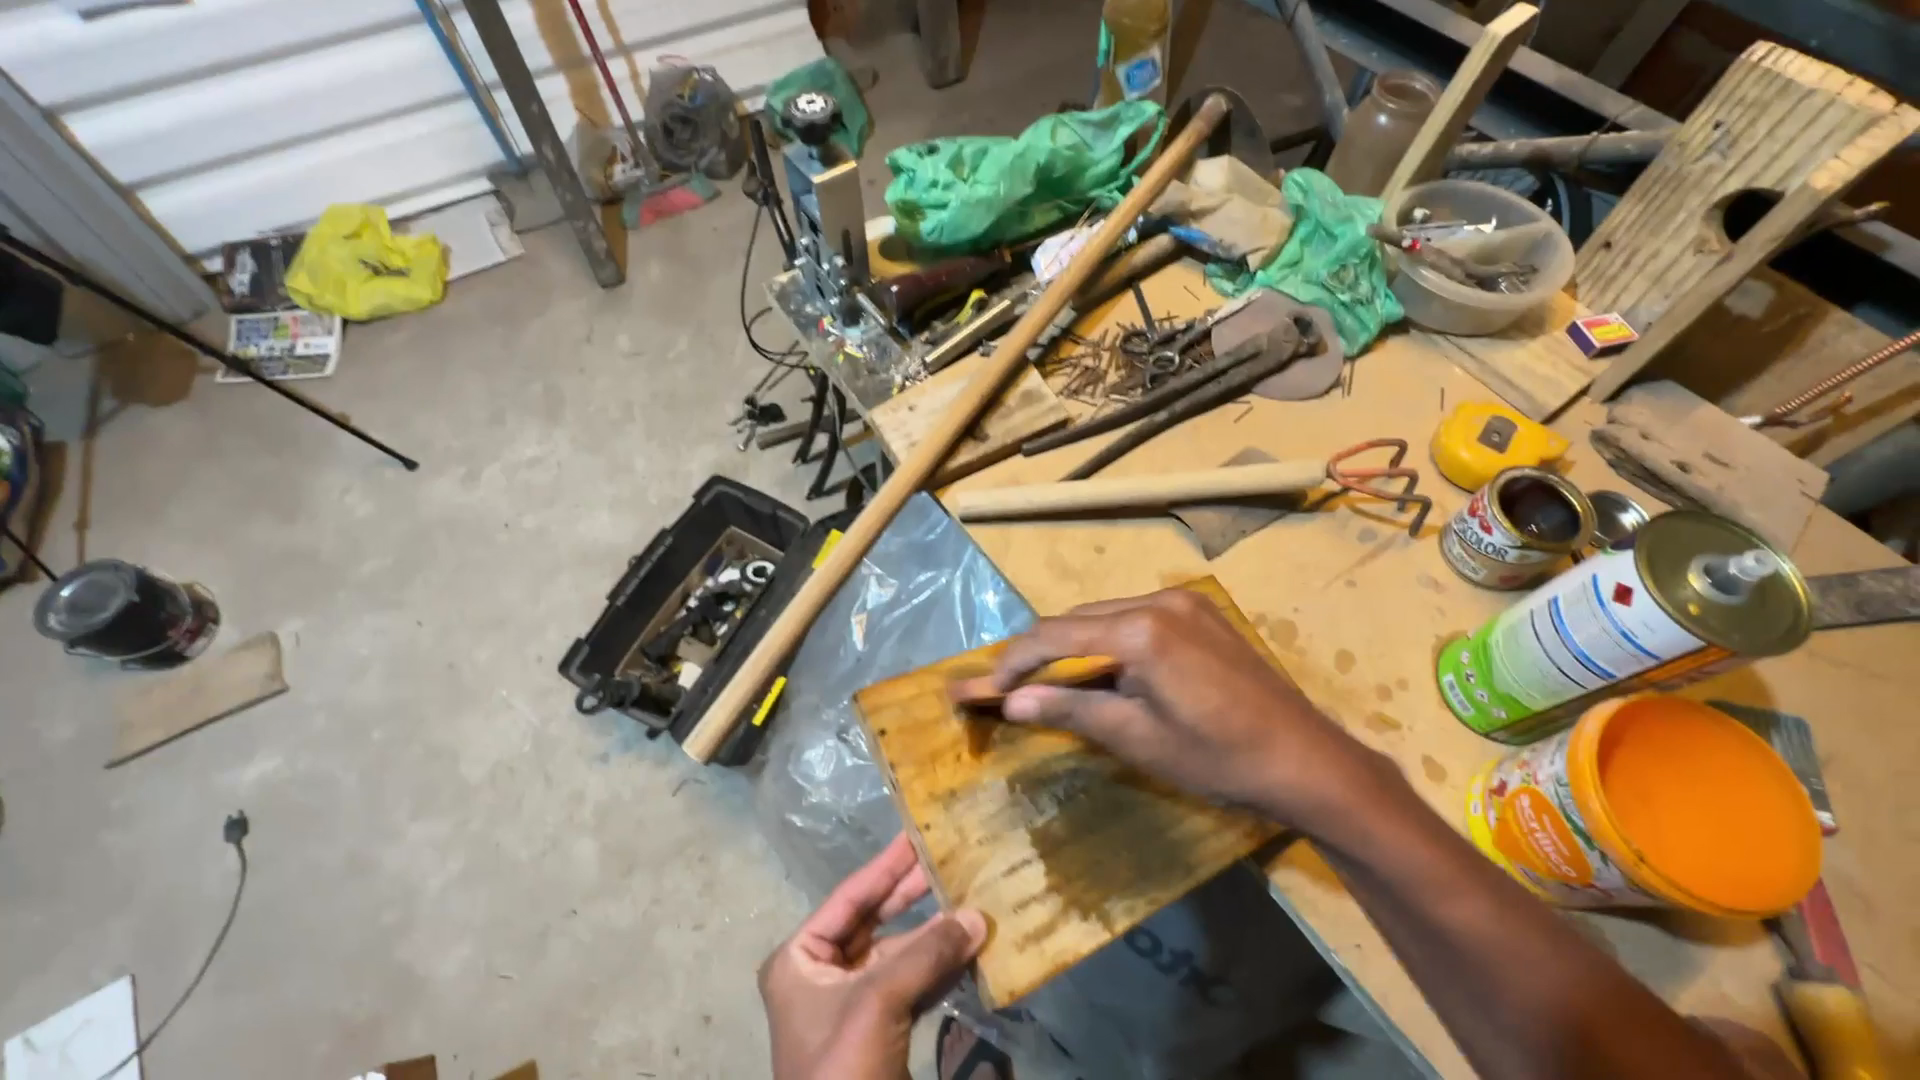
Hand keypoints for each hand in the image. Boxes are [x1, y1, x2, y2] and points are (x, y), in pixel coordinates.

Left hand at [759, 835, 987, 1079]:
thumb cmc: (841, 1067)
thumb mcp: (878, 1001)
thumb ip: (926, 953)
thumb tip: (977, 915)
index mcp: (799, 959)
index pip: (849, 899)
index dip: (885, 866)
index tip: (916, 834)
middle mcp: (822, 974)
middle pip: (874, 921)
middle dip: (913, 894)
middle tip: (949, 857)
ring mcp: (852, 1004)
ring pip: (899, 952)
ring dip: (934, 933)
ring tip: (971, 899)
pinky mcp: (880, 1030)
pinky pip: (912, 984)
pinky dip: (940, 966)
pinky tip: (969, 947)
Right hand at [953, 588, 1389, 826]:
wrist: (1306, 759)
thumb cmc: (1218, 758)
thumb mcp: (1137, 738)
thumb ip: (1071, 709)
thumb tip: (1012, 703)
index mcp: (1140, 630)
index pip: (1054, 636)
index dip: (1014, 662)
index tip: (988, 690)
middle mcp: (1158, 601)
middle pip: (1077, 619)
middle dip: (1040, 651)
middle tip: (1012, 687)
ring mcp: (1184, 603)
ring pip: (1106, 616)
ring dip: (1074, 645)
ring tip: (1051, 682)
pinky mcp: (1201, 614)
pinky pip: (1137, 618)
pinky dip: (1110, 641)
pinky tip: (1105, 671)